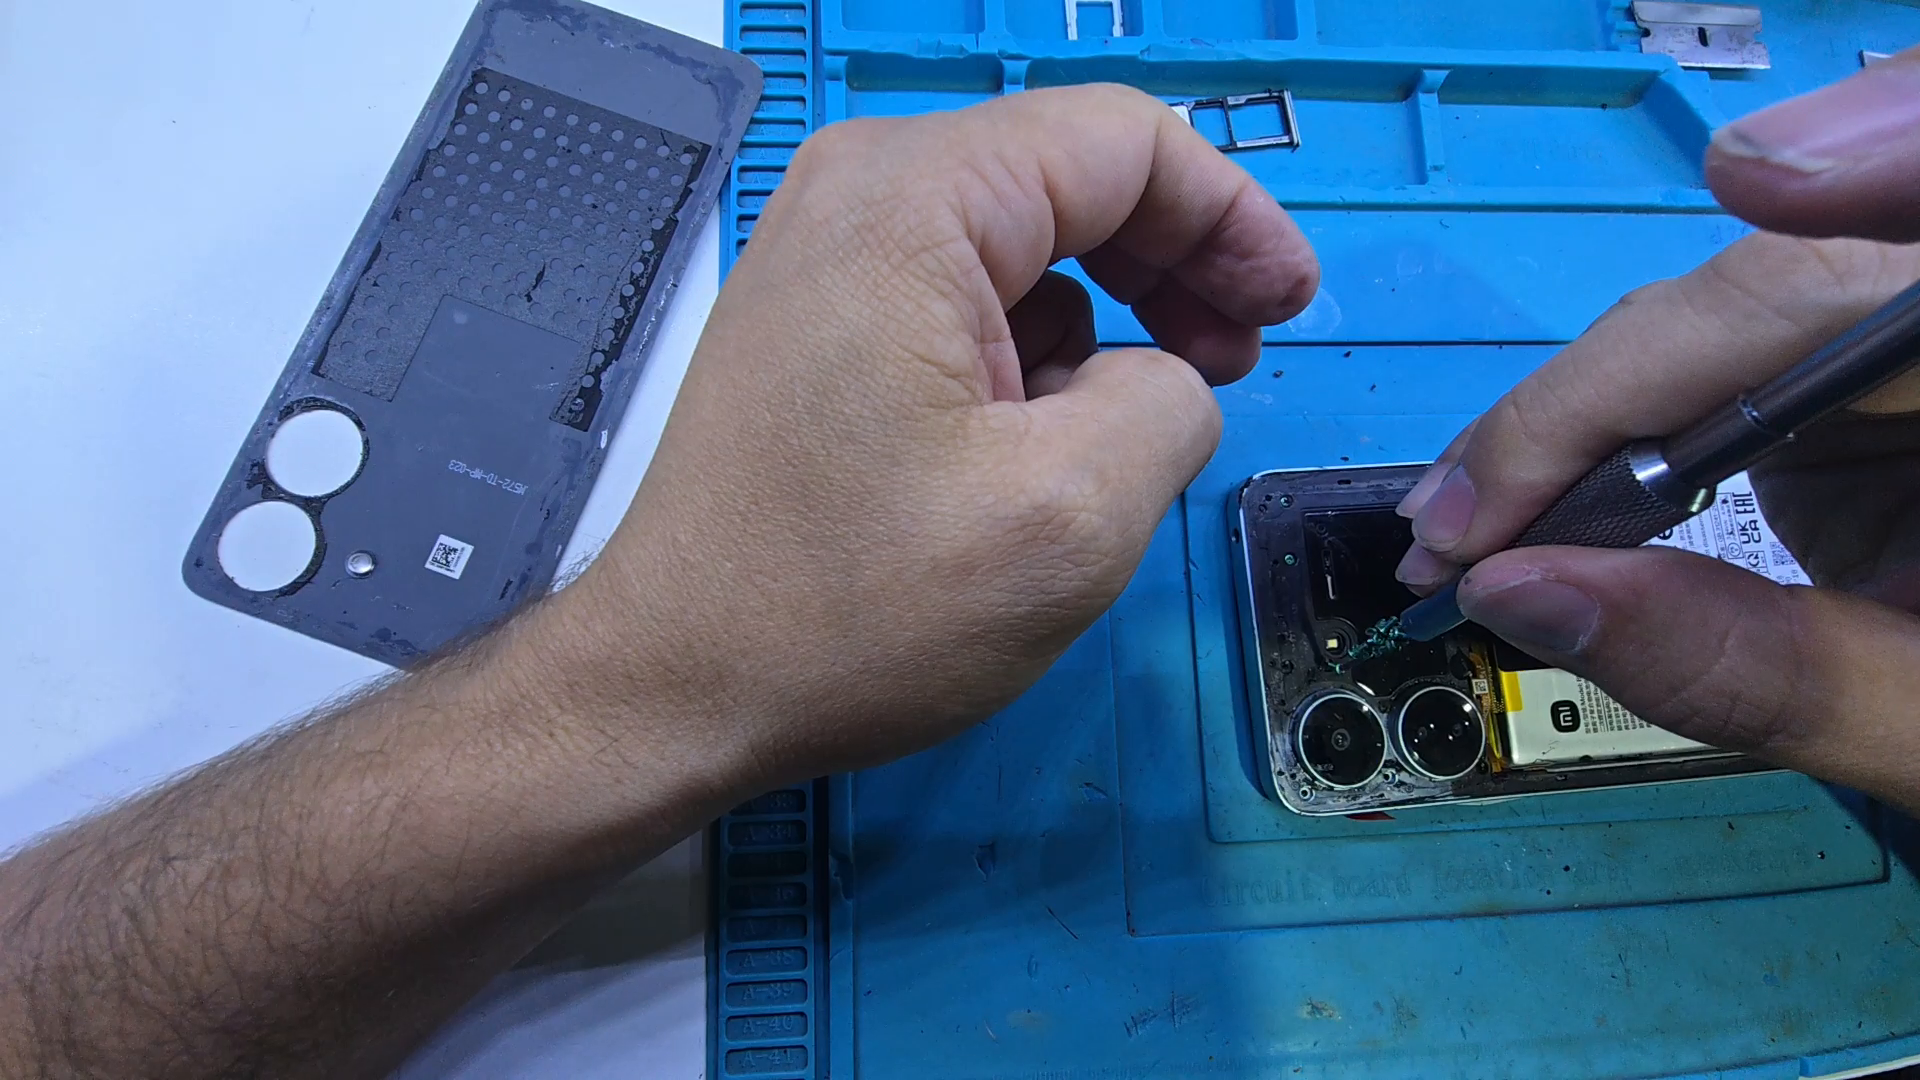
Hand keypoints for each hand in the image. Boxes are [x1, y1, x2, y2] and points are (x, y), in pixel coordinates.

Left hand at [555, 85, 1317, 787]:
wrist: (681, 688)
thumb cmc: (860, 611)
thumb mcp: (1072, 515)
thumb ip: (1170, 406)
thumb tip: (1159, 380)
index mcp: (913, 202)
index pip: (1122, 146)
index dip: (1230, 218)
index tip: (1284, 305)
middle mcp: (855, 206)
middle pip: (1065, 192)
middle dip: (1170, 269)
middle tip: (1231, 357)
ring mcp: (825, 275)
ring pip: (1017, 269)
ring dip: (1096, 335)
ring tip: (1122, 435)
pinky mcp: (818, 345)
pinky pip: (960, 324)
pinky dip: (1025, 373)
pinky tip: (1030, 453)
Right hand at [1393, 51, 1919, 809]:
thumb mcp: (1918, 724)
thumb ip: (1736, 662)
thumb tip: (1502, 589)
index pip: (1856, 291)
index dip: (1757, 266)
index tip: (1677, 265)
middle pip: (1740, 303)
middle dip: (1566, 412)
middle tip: (1448, 533)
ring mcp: (1881, 329)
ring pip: (1684, 326)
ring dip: (1549, 426)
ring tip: (1460, 529)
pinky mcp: (1822, 359)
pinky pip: (1677, 361)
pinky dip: (1579, 430)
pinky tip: (1516, 492)